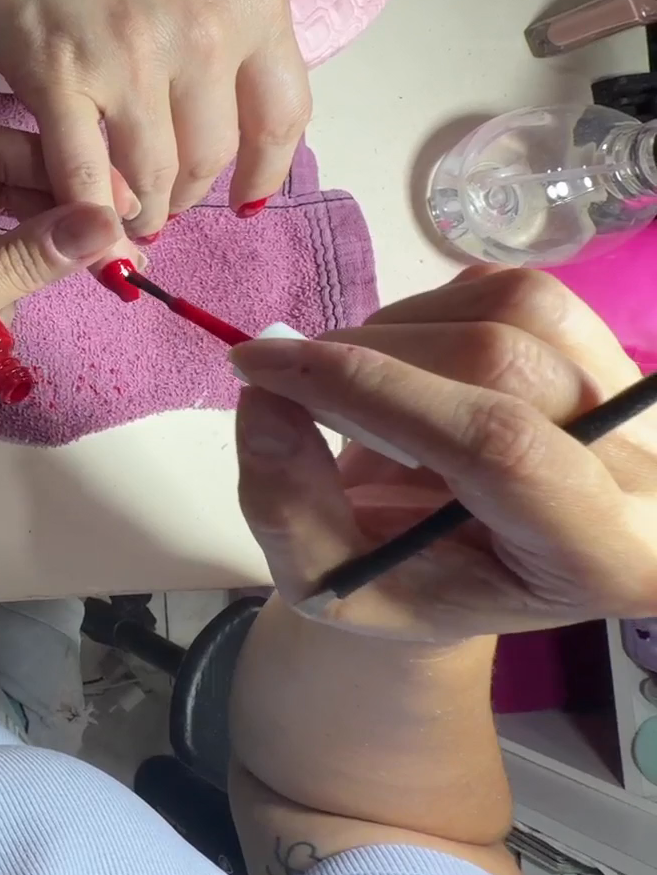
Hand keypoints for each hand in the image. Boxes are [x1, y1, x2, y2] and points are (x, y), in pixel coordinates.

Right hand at [230, 267, 656, 642]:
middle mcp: (653, 476)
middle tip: (291, 384)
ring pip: (513, 308)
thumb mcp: (319, 576)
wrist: (449, 566)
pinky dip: (423, 310)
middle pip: (500, 359)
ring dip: (390, 329)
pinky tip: (403, 364)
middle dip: (361, 357)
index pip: (499, 444)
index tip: (257, 366)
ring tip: (353, 380)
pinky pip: (512, 291)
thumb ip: (283, 504)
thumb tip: (262, 395)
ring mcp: (639, 406)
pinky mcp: (605, 355)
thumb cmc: (393, 583)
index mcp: (597, 553)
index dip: (365, 388)